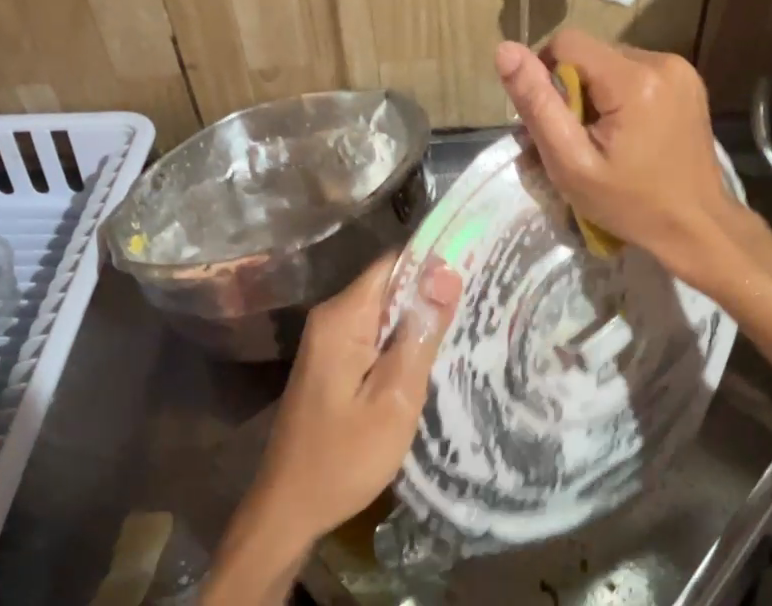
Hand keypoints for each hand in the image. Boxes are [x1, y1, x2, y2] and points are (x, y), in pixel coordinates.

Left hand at [243, 253, 461, 543]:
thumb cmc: (344, 458)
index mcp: (342, 318)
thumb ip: (420, 334)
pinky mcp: (333, 363)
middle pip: (390, 285)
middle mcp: (332, 318)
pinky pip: (375, 335)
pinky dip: (402, 343)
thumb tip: (446, 271)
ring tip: (467, 329)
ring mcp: (329, 341)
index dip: (435, 262)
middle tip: (481, 306)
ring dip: (419, 321)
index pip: (394, 264)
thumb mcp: (394, 398)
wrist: (290, 508)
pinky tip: (431, 359)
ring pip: (385, 312)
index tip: (477, 268)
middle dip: (432, 293)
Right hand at [495, 30, 752, 292]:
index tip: (554, 120)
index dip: (546, 75)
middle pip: (590, 53)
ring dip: (597, 92)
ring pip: (611, 61)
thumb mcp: (571, 163)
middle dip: (574, 88)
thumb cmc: (630, 204)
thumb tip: (504, 49)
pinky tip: (629, 131)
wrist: (697, 226)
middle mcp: (662, 61)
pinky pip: (635, 71)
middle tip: (579, 138)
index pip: (566, 43)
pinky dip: (621, 94)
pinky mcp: (688, 80)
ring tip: (605, 138)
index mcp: (634, 80)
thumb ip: (537, 104)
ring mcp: (681, 69)